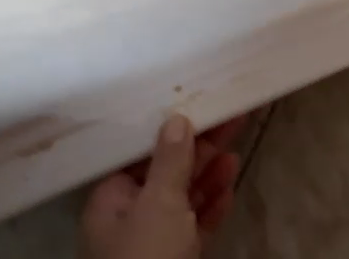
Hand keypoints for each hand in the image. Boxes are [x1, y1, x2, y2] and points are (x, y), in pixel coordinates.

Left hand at [81, 113, 245, 258]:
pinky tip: (230, 191)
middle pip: (167, 171)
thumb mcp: (159, 202)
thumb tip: (176, 119)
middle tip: (233, 118)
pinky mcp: (174, 257)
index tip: (201, 105)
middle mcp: (128, 218)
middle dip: (201, 148)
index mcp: (111, 201)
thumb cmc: (147, 256)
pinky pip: (194, 223)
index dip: (172, 129)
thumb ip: (170, 159)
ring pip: (184, 197)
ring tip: (237, 151)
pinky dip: (212, 206)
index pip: (141, 154)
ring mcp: (152, 241)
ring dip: (210, 174)